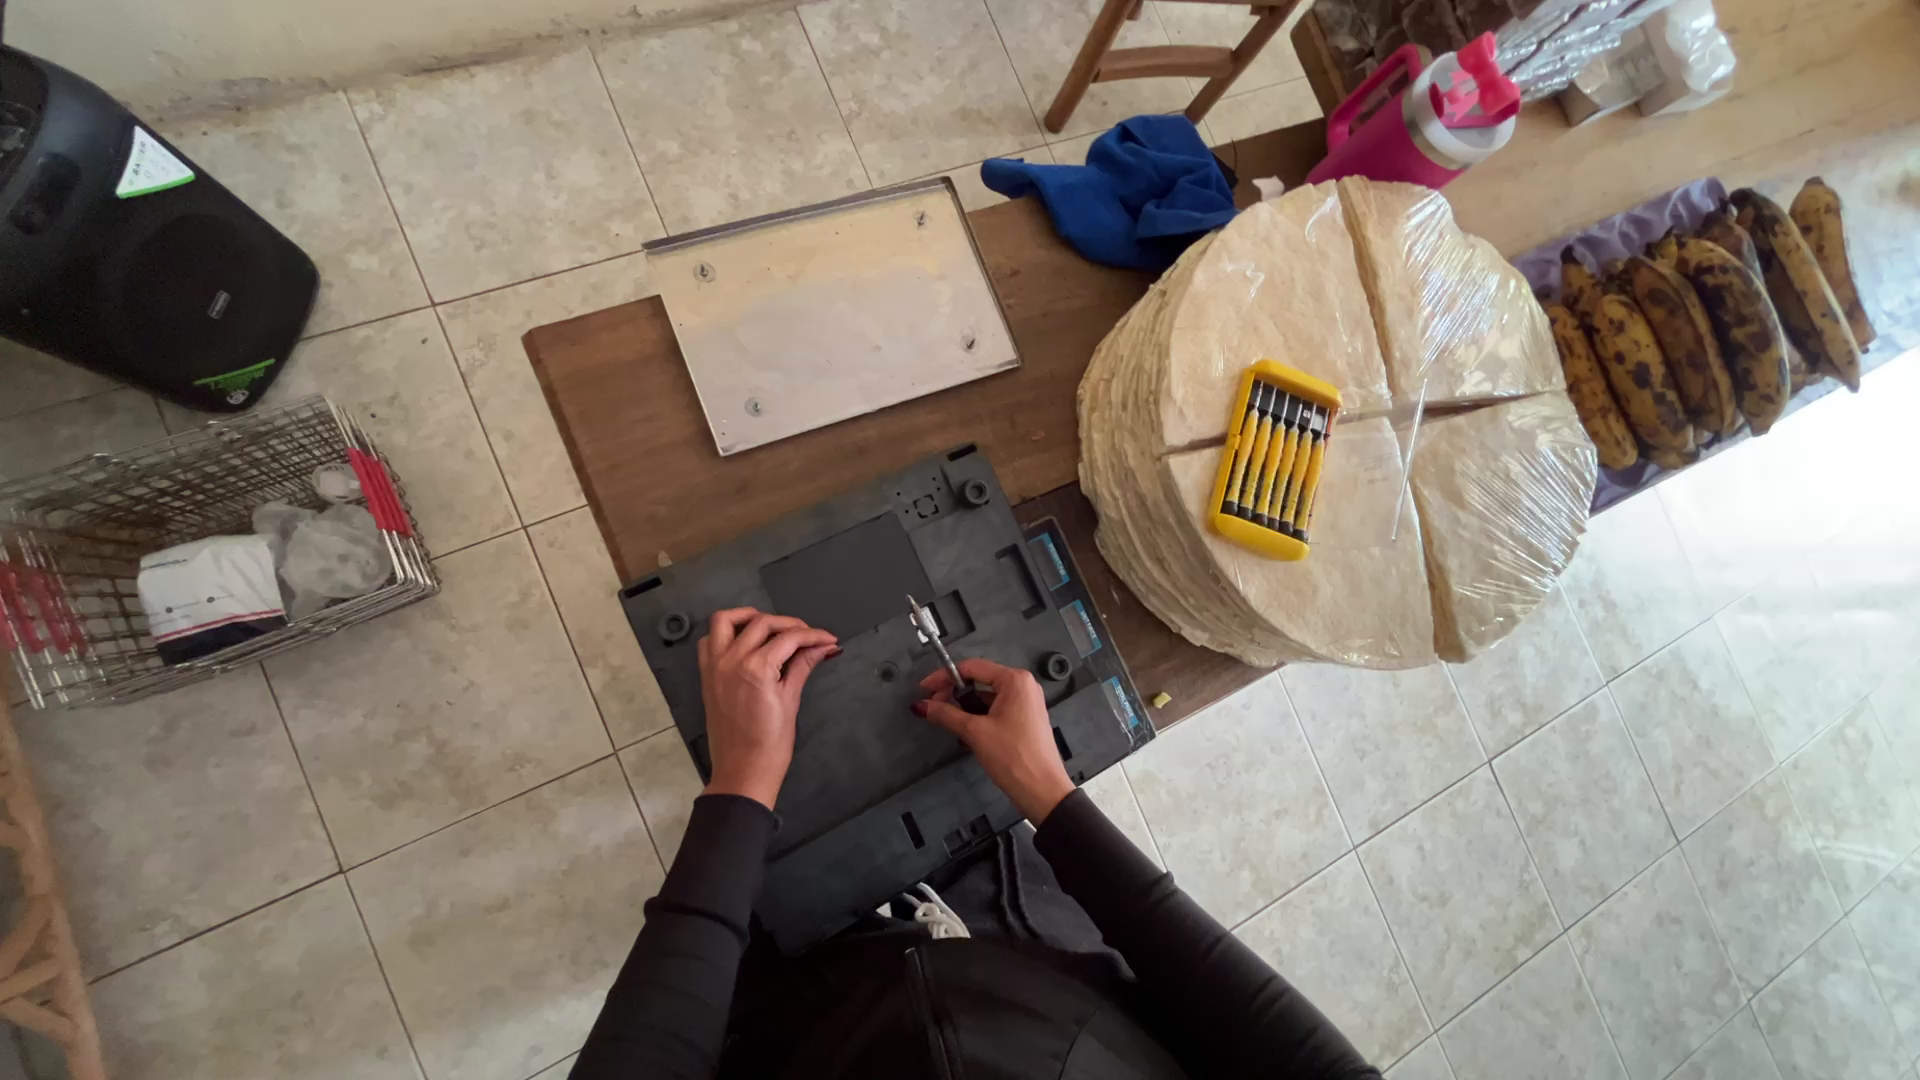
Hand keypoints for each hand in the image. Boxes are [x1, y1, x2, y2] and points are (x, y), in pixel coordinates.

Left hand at [698, 608, 838, 809]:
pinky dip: (725, 634)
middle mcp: (731, 661)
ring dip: (749, 617)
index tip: (829, 640)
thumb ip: (803, 666)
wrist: (743, 773)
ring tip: (772, 626)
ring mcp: (715, 667)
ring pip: (726, 621)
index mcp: (756, 668)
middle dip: (790, 624)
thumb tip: (822, 647)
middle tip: (809, 636)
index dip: (814, 636)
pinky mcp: (706, 676)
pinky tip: (745, 641)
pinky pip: (708, 642)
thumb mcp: (791, 701)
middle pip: (762, 623)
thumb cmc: (771, 745)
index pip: (790, 638)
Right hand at [914, 658, 1074, 823]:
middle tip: (932, 707)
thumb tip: (921, 705)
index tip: (924, 689)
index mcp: (1015, 680)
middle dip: (954, 693)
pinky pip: (995, 710)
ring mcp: (1025, 703)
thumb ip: (946, 714)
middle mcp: (1022, 686)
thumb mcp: (975, 732)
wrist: (1042, 791)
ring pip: (985, 697)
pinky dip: (978, 717)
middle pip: (979, 680)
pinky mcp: (1023, 719)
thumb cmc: (1013, 757)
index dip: (944, 676)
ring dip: (964, 707)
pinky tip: (964, 733)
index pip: (972, 667)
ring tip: (946, 721)